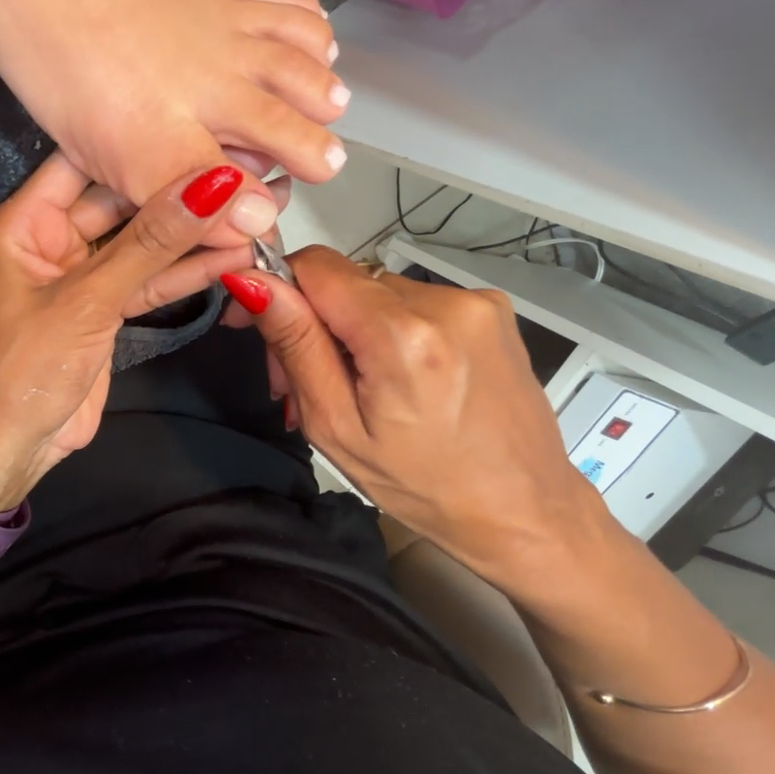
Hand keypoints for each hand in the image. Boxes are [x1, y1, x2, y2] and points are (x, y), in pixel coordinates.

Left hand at [0, 155, 280, 510]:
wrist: (19, 445)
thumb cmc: (29, 369)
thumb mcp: (88, 301)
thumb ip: (151, 243)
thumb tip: (214, 182)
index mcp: (22, 225)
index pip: (83, 162)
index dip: (139, 142)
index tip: (206, 122)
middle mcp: (49, 240)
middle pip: (120, 199)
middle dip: (179, 190)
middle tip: (250, 170)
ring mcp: (79, 274)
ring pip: (141, 241)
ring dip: (193, 233)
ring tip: (259, 211)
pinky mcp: (103, 306)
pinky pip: (146, 277)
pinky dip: (184, 271)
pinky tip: (234, 255)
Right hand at [227, 248, 612, 579]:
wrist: (522, 507)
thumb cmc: (420, 483)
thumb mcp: (335, 425)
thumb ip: (295, 345)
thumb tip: (252, 282)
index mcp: (404, 335)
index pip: (316, 266)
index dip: (273, 286)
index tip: (252, 323)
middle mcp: (446, 302)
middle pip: (342, 282)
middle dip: (307, 322)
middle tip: (296, 385)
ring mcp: (476, 303)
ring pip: (373, 293)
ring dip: (344, 330)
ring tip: (347, 390)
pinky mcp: (490, 311)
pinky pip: (409, 303)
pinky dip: (382, 332)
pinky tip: (384, 378)